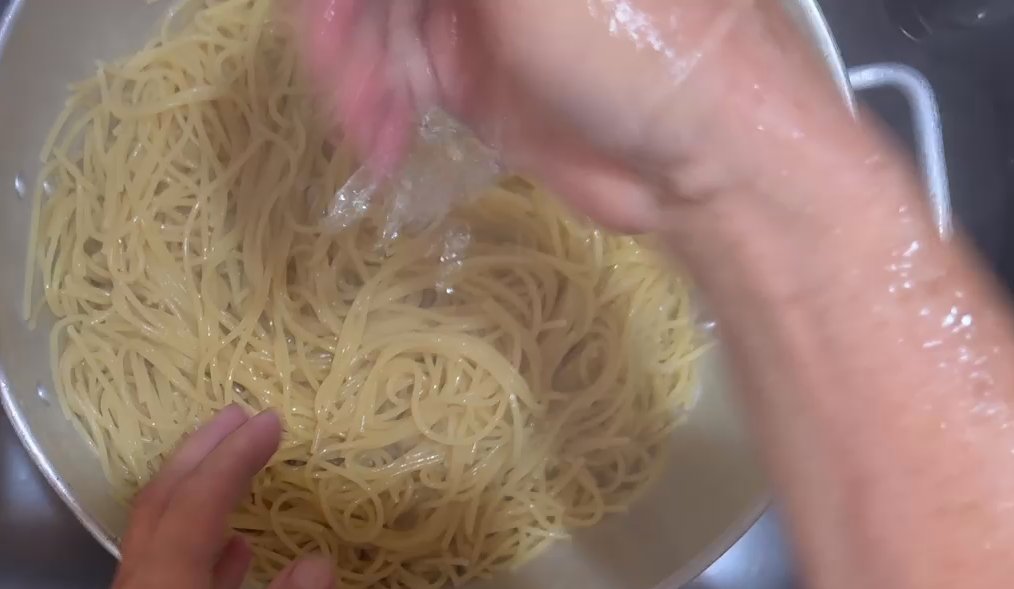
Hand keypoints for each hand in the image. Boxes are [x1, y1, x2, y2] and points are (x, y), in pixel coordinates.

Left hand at [28, 406, 335, 588]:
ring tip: (235, 462)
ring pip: (159, 544)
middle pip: (160, 512)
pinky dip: (199, 554)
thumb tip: (315, 562)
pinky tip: (230, 553)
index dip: (228, 462)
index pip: (192, 512)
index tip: (267, 422)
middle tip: (242, 418)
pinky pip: (168, 585)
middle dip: (201, 459)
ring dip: (196, 496)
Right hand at [295, 0, 845, 232]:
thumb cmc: (629, 38)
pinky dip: (376, 114)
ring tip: (373, 140)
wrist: (685, 150)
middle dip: (343, 37)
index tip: (328, 32)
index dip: (337, 0)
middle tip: (347, 100)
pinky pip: (388, 80)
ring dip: (356, 84)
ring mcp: (465, 7)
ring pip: (369, 30)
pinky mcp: (459, 68)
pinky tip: (383, 148)